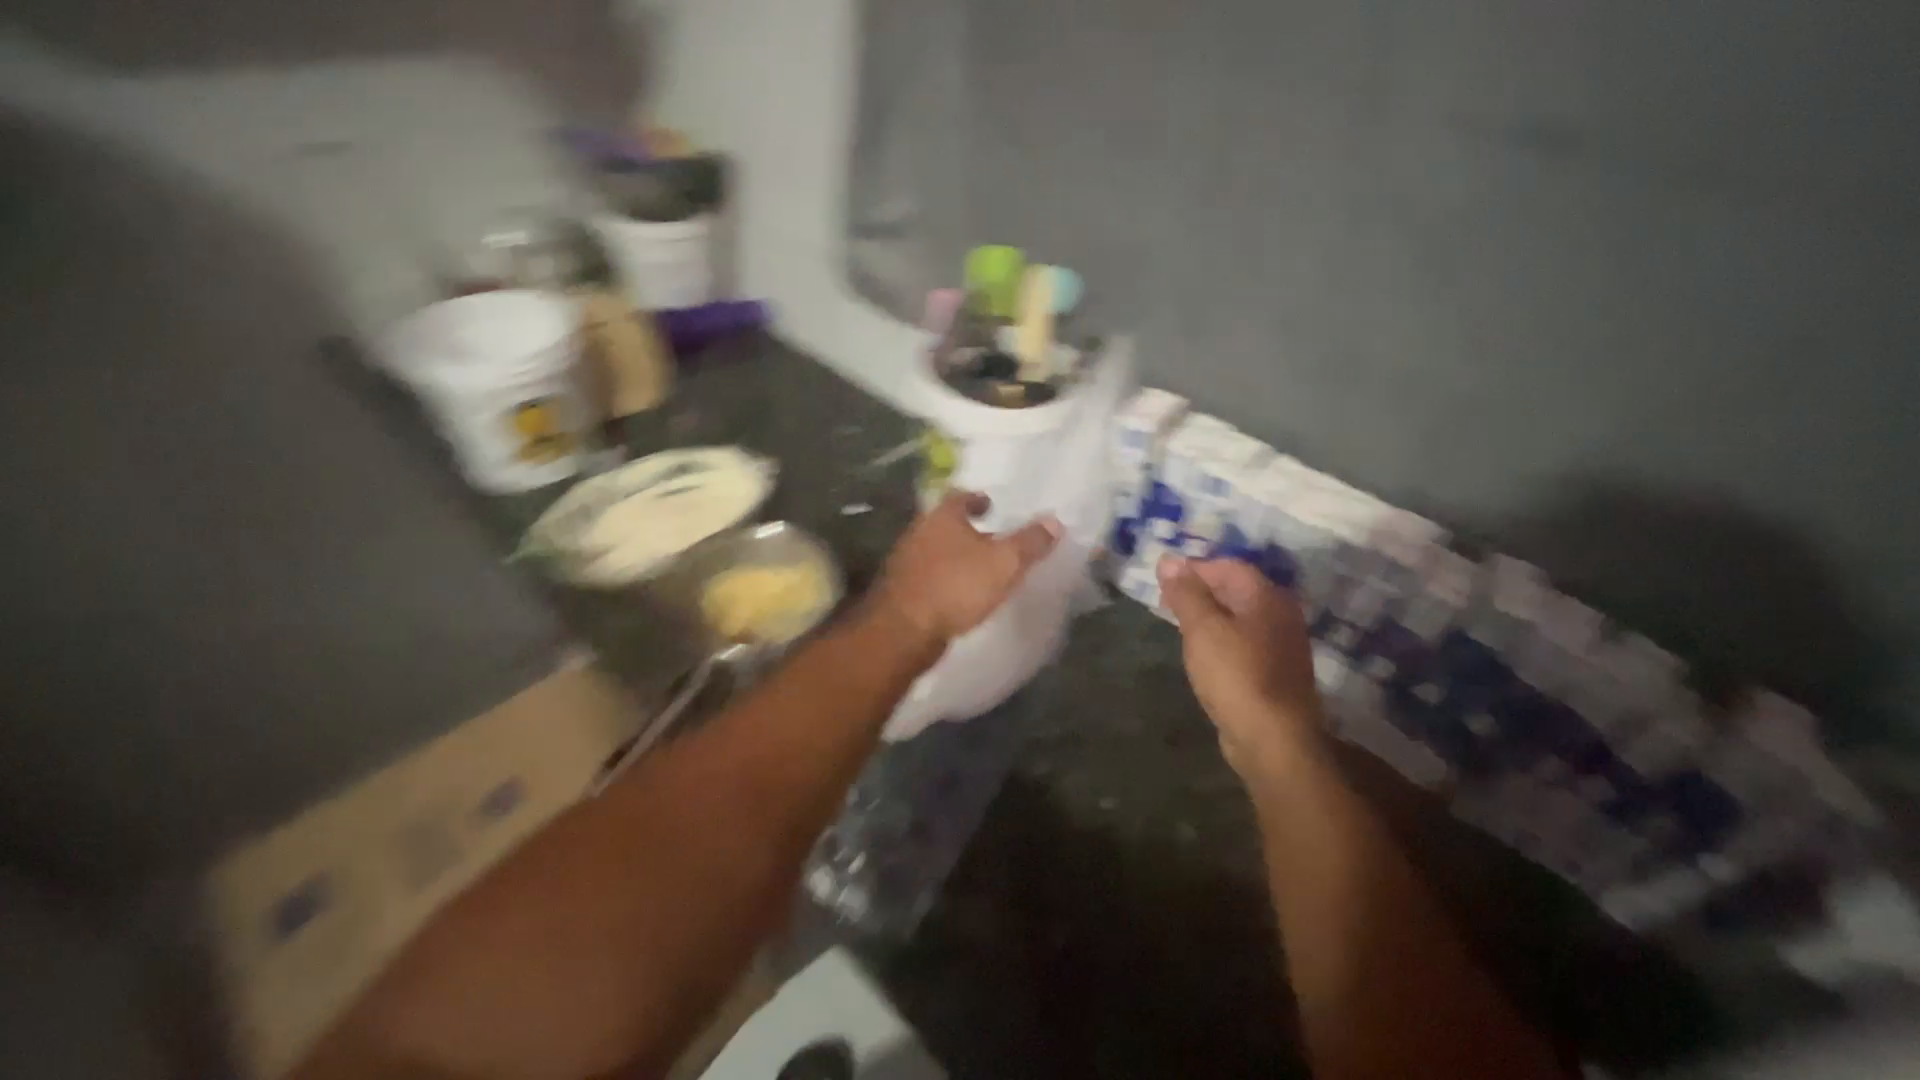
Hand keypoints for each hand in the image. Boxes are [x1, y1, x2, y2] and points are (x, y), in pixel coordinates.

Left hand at [870, 491, 1061, 649]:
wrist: (905, 630)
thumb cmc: (956, 586)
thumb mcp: (1004, 563)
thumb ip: (1029, 542)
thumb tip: (1054, 521)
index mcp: (942, 517)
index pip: (960, 497)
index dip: (977, 499)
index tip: (991, 505)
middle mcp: (919, 532)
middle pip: (946, 523)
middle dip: (967, 529)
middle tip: (991, 537)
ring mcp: (906, 562)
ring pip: (936, 550)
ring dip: (955, 555)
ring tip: (979, 567)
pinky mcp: (901, 590)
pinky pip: (929, 576)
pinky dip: (945, 578)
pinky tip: (960, 593)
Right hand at [1157, 555, 1324, 777]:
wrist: (1273, 739)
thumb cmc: (1235, 676)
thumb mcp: (1202, 629)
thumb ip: (1185, 593)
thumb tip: (1168, 559)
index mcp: (1267, 597)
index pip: (1228, 566)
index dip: (1193, 568)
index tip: (1162, 581)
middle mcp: (1281, 614)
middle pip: (1236, 589)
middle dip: (1200, 591)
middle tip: (1166, 603)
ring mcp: (1282, 645)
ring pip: (1240, 617)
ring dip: (1210, 617)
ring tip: (1179, 627)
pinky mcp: (1276, 672)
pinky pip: (1244, 643)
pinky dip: (1222, 640)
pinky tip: (1203, 654)